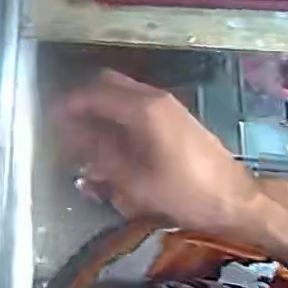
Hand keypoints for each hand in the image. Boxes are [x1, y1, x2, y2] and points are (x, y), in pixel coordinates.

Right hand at [58, 70, 281, 240]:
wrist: (240, 204)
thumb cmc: (185, 194)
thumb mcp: (133, 181)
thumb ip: (97, 154)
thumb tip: (68, 137)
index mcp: (142, 109)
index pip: (91, 94)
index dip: (66, 105)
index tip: (48, 120)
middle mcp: (153, 98)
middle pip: (105, 83)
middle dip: (81, 101)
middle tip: (64, 125)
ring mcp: (167, 105)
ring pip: (120, 92)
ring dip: (98, 107)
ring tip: (82, 135)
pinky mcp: (174, 117)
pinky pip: (134, 104)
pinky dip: (114, 114)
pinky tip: (108, 140)